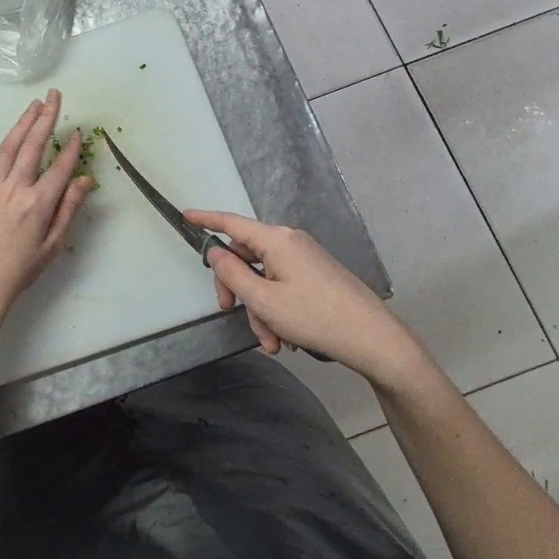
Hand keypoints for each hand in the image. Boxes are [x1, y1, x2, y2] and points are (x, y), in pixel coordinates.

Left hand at [0, 90, 95, 319]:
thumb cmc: (21, 269)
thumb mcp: (54, 244)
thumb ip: (69, 209)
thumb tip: (86, 180)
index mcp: (39, 204)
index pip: (61, 167)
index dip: (72, 147)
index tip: (80, 131)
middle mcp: (16, 190)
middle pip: (34, 146)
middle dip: (47, 118)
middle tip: (55, 97)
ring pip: (9, 147)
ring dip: (22, 123)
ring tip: (34, 104)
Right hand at [184, 210, 430, 390]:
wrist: (373, 338)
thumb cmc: (315, 317)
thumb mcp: (264, 300)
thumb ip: (232, 274)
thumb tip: (216, 252)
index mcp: (277, 240)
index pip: (232, 224)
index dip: (206, 220)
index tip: (185, 215)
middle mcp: (291, 242)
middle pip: (246, 257)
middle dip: (238, 291)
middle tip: (230, 314)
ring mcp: (305, 259)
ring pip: (265, 279)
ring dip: (260, 310)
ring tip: (273, 343)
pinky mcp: (316, 275)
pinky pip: (283, 286)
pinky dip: (277, 310)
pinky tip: (286, 338)